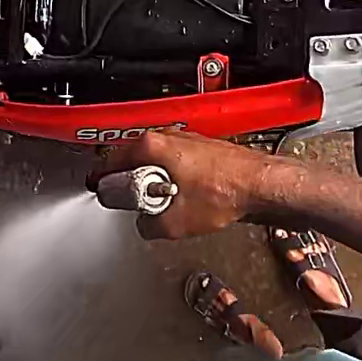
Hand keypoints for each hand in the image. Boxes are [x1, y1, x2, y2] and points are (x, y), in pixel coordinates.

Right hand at [86, 130, 275, 238]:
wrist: (263, 185)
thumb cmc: (224, 193)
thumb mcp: (174, 222)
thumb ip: (147, 224)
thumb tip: (143, 223)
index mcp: (150, 147)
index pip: (110, 161)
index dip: (101, 179)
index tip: (98, 189)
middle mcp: (165, 136)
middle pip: (131, 159)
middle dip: (127, 180)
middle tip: (129, 201)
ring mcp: (184, 139)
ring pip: (153, 161)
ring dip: (150, 180)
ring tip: (160, 201)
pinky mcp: (200, 147)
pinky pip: (172, 162)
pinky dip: (170, 177)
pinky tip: (182, 195)